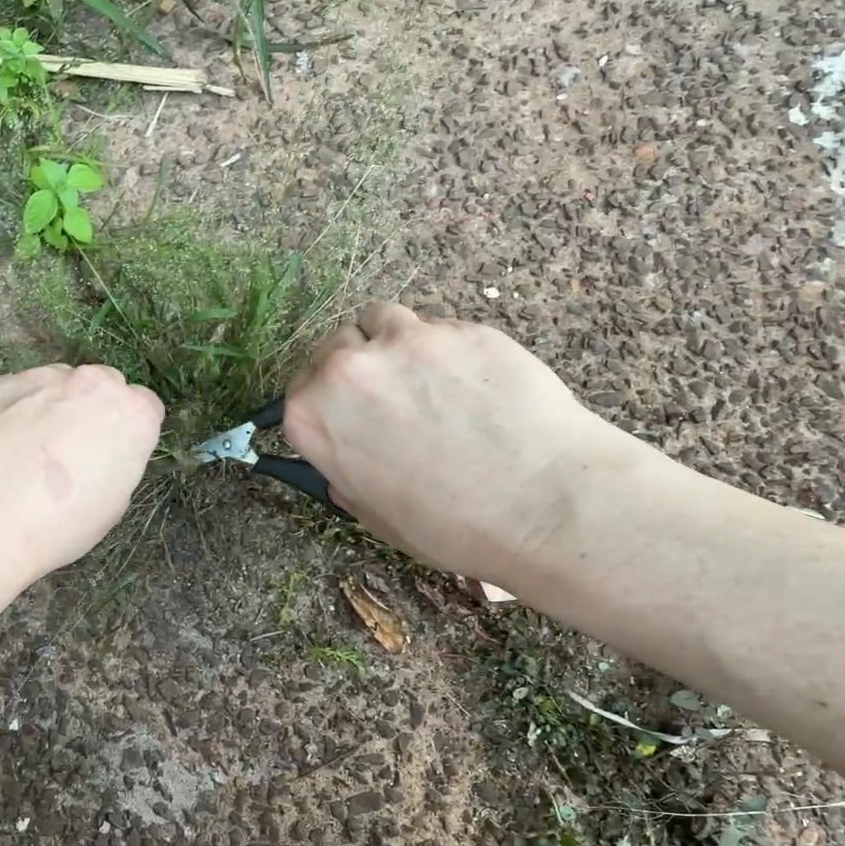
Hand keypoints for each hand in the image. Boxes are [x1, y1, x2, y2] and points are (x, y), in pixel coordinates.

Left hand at [0, 364, 163, 581]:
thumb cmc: (58, 525)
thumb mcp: (111, 504)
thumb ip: (116, 462)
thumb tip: (99, 452)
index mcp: (133, 414)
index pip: (145, 407)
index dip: (127, 432)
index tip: (110, 454)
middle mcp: (92, 384)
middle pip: (102, 386)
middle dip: (91, 409)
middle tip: (69, 449)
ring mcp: (42, 377)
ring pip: (58, 383)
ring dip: (52, 405)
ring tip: (26, 449)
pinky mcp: (0, 383)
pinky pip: (18, 391)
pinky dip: (14, 410)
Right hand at [281, 303, 656, 581]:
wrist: (544, 507)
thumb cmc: (453, 525)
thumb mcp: (373, 514)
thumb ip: (345, 475)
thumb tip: (347, 461)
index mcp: (312, 416)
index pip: (299, 389)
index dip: (325, 401)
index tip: (346, 413)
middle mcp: (346, 369)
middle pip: (335, 347)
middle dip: (357, 368)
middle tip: (390, 399)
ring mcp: (405, 342)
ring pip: (381, 320)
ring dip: (394, 343)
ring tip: (426, 377)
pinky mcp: (460, 330)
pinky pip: (438, 328)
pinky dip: (446, 349)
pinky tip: (472, 384)